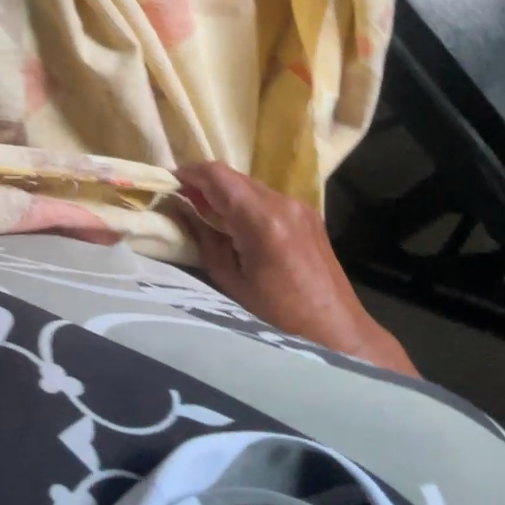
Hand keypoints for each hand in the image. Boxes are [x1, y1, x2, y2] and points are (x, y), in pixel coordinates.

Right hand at [176, 163, 415, 375]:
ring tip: (203, 213)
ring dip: (223, 192)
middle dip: (202, 182)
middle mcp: (283, 204)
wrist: (337, 332)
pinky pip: (265, 197)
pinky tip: (232, 223)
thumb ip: (203, 238)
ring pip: (249, 184)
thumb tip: (182, 209)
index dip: (188, 173)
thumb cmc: (277, 315)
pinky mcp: (307, 216)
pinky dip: (243, 201)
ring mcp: (300, 207)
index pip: (217, 175)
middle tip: (180, 200)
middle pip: (233, 176)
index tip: (167, 184)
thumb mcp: (229, 280)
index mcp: (262, 220)